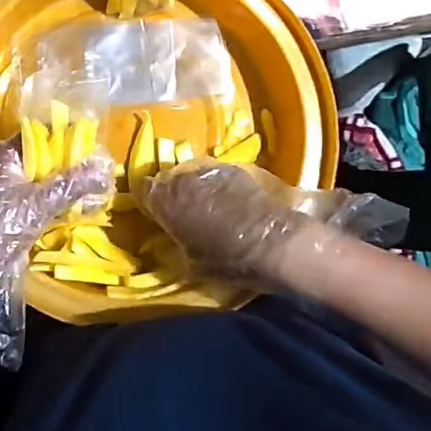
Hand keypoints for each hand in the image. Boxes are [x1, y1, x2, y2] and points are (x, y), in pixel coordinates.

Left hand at [0, 138, 114, 366]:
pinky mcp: (13, 216)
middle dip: (73, 165)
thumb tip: (105, 167)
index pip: (40, 135)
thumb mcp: (39, 202)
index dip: (66, 137)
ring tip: (100, 188)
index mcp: (6, 155)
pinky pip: (42, 203)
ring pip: (45, 183)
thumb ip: (72, 184)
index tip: (94, 144)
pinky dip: (61, 204)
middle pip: (45, 159)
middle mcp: (6, 169)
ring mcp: (9, 194)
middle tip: (103, 168)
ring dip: (69, 187)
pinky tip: (84, 208)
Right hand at [141, 162, 405, 286]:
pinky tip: (229, 200)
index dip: (152, 200)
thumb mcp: (197, 262)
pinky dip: (219, 184)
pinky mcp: (240, 168)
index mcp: (172, 201)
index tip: (157, 211)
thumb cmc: (236, 261)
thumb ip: (181, 245)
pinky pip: (219, 174)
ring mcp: (215, 169)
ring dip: (198, 186)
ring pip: (196, 173)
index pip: (148, 190)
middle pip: (172, 178)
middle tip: (182, 208)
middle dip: (174, 190)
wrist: (283, 246)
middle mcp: (188, 178)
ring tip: (207, 204)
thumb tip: (175, 240)